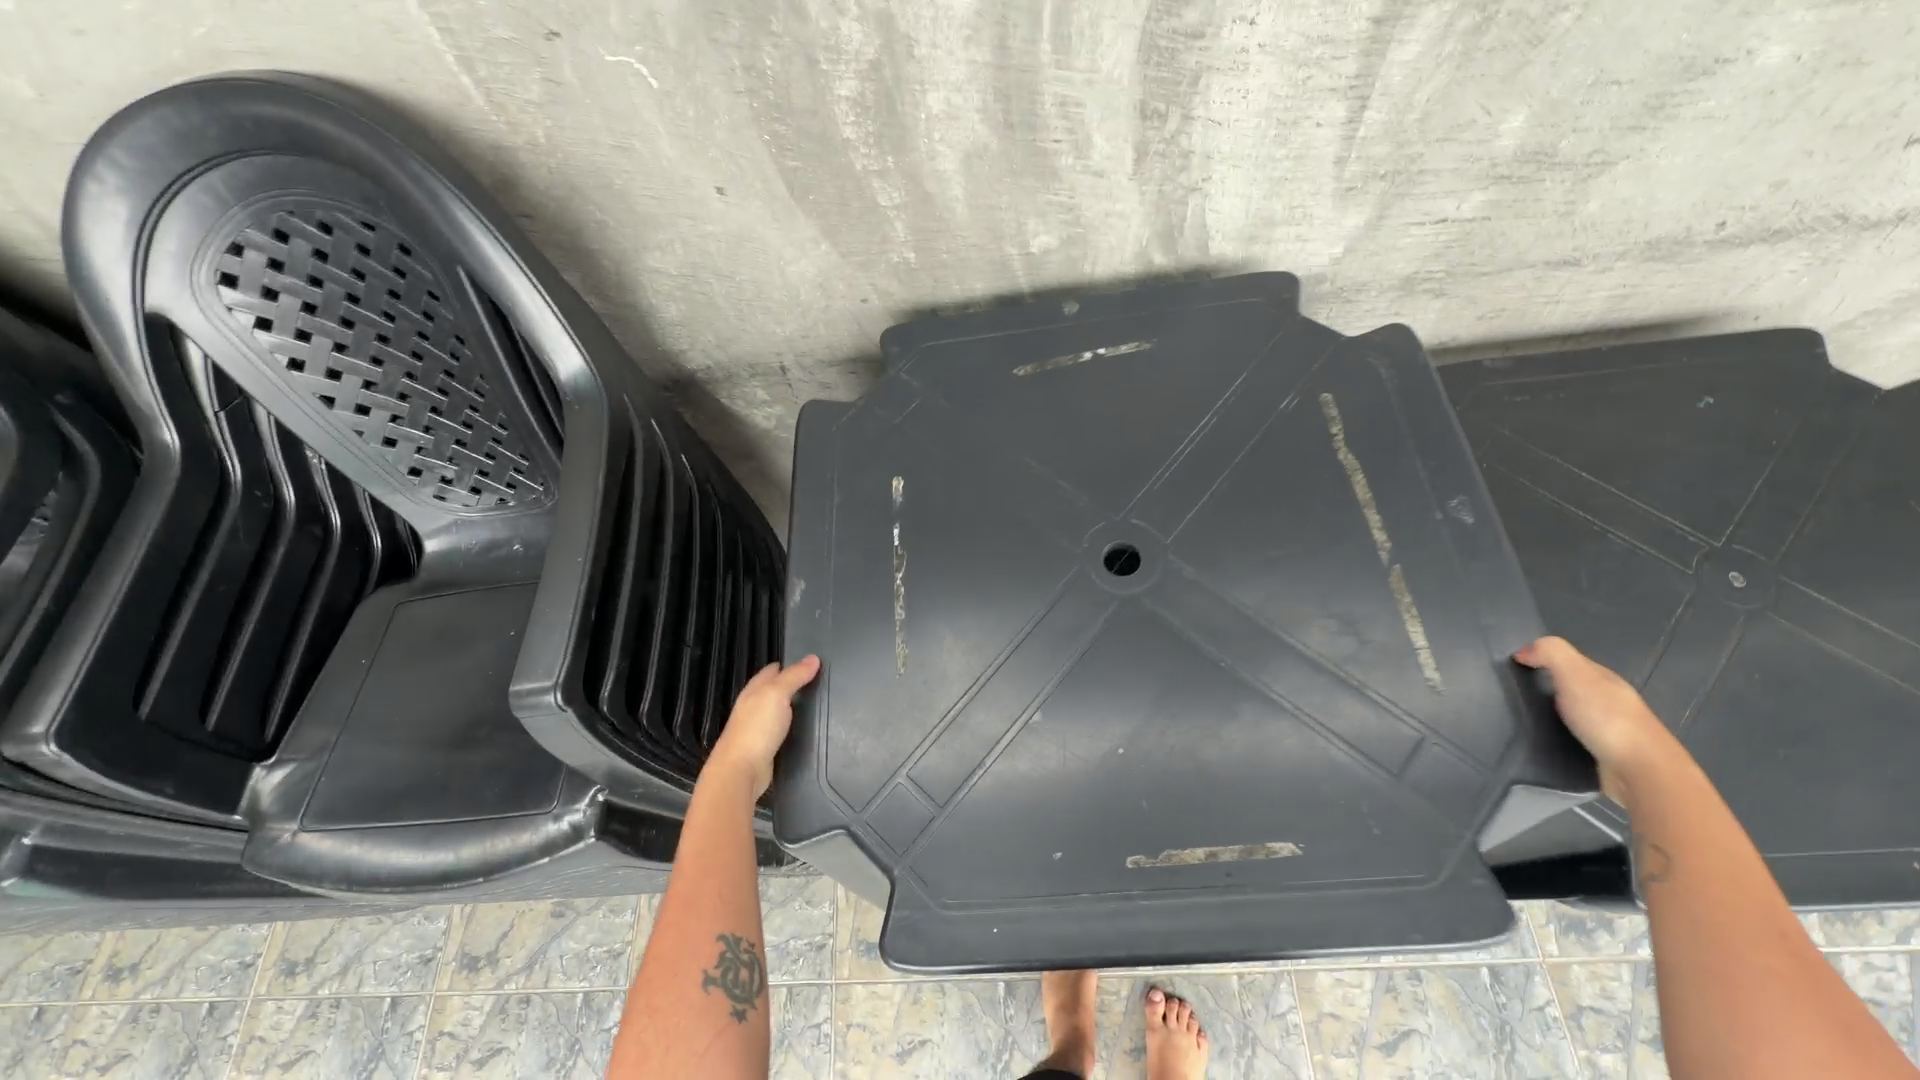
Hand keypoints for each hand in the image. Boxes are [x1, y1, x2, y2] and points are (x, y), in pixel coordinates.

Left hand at [706, 655, 820, 797]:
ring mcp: (758, 728)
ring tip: (818, 703)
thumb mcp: (777, 694)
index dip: (791, 665)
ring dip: (794, 707)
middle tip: (820, 682)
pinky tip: (806, 728)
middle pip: (774, 691)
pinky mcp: (764, 747)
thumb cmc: (757, 728)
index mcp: (753, 690)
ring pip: (779, 711)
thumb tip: (813, 658)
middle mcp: (753, 707)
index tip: (813, 663)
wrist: (741, 770)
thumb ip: (794, 676)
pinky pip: (782, 730)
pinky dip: (793, 726)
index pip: (772, 671)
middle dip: (793, 686)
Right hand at [1515, 636, 1680, 804]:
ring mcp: (1604, 730)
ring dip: (1544, 717)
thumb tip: (1523, 651)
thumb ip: (1551, 654)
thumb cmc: (1607, 718)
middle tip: (1506, 695)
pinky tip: (1536, 744)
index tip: (1509, 668)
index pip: (1567, 662)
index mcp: (1602, 679)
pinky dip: (1552, 740)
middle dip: (1539, 689)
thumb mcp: (1576, 674)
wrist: (1640, 771)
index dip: (1539, 659)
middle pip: (1566, 688)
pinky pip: (1568, 740)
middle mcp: (1605, 701)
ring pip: (1566, 716)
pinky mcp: (1599, 756)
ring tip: (1514, 720)